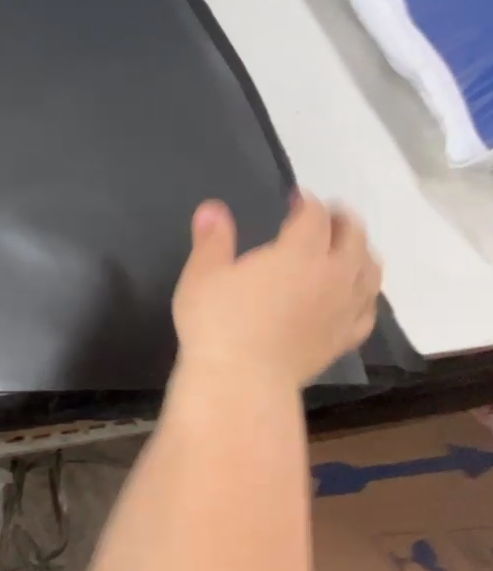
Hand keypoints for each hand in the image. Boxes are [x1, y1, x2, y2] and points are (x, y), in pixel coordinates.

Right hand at [172, 195, 380, 388]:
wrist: (242, 375)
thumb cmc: (216, 320)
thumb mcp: (202, 275)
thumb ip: (212, 239)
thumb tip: (212, 208)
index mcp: (298, 253)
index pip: (313, 218)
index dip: (307, 203)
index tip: (299, 196)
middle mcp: (335, 273)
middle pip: (352, 238)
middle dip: (343, 221)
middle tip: (334, 214)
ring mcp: (347, 305)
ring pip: (369, 270)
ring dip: (362, 252)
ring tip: (352, 249)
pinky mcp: (347, 333)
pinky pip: (368, 306)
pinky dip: (365, 292)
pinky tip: (357, 293)